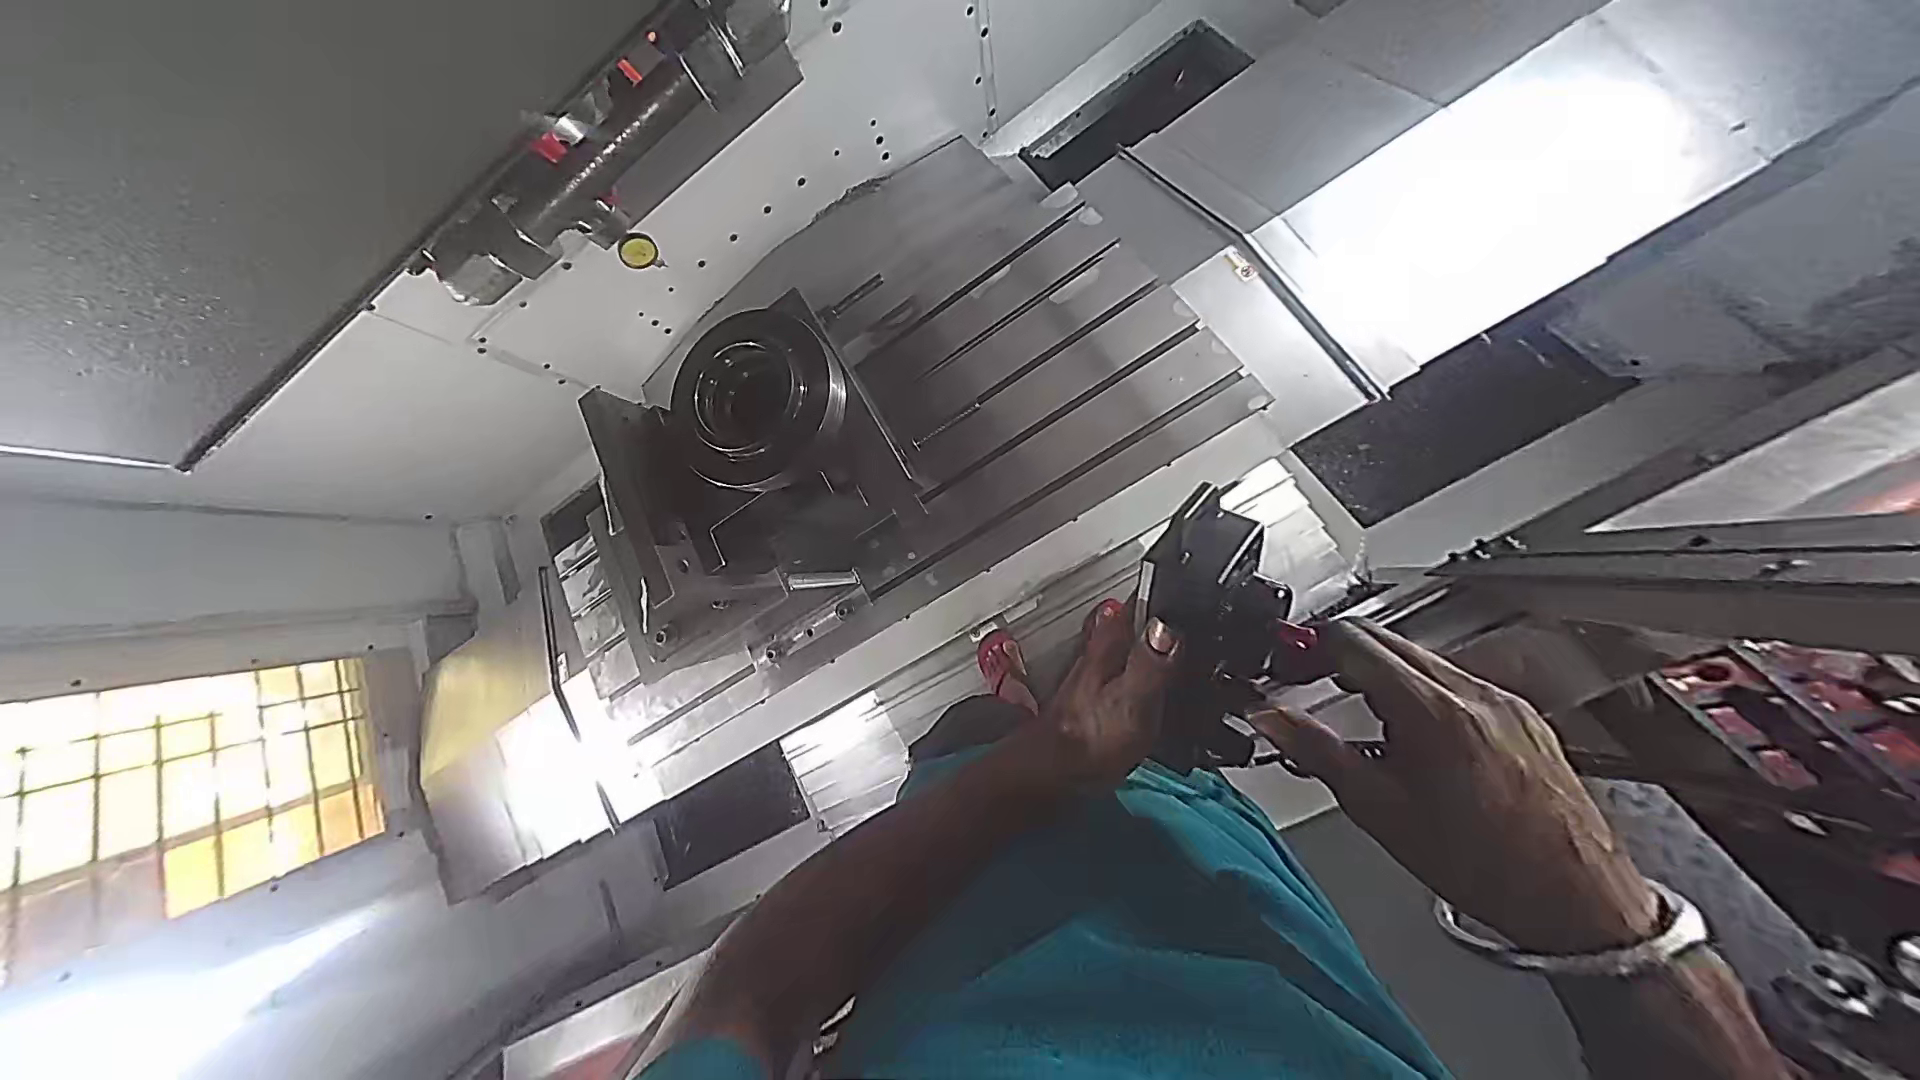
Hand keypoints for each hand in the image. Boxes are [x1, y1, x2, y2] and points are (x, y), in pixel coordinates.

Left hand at [1036, 599, 1179, 786]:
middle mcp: (1100, 655)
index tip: (1184, 577)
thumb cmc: (1091, 737)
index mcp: (1109, 646)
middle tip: (1187, 608)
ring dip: (1153, 642)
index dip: (1162, 589)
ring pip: (1131, 647)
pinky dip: (1148, 672)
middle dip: (1159, 615)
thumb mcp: (1133, 700)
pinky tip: (1161, 686)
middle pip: (1133, 622)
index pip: (1137, 603)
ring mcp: (1099, 677)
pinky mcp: (1101, 701)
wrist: (1056, 774)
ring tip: (1181, 642)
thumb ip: (1151, 662)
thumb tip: (1167, 626)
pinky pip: (1131, 674)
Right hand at [1250, 617, 1659, 952]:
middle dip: (1334, 650)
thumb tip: (1267, 716)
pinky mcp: (1521, 715)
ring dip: (1372, 667)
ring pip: (1416, 654)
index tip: (1288, 663)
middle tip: (1306, 676)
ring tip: (1351, 704)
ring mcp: (1502, 700)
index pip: (1350, 640)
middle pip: (1382, 637)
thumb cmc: (1482, 865)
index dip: (1306, 646)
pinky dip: (1413, 685)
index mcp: (1432, 710)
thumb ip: (1312, 748)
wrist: (1578, 904)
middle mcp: (1472, 693)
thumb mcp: (1376, 806)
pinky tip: (1403, 724)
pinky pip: (1452, 677)